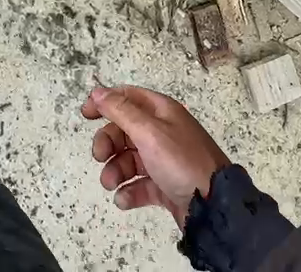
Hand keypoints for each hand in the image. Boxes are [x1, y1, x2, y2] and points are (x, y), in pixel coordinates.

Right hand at [82, 84, 231, 226]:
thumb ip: (121, 111)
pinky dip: (130, 191)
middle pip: (124, 130)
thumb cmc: (181, 162)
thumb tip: (98, 91)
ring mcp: (165, 160)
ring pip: (130, 159)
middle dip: (108, 143)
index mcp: (161, 111)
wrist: (215, 208)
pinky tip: (124, 200)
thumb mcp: (149, 131)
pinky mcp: (167, 186)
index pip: (127, 97)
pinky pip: (141, 184)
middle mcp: (163, 132)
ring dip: (115, 170)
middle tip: (99, 157)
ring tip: (110, 184)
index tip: (85, 115)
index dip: (104, 102)